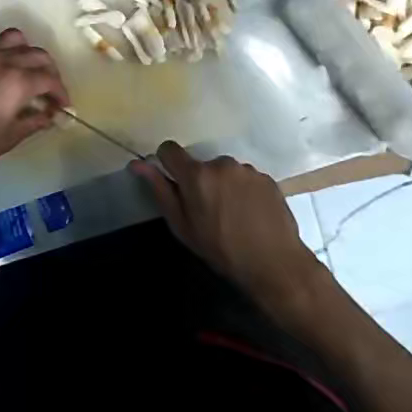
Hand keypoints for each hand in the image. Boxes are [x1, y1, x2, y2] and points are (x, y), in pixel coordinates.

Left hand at [0, 29, 69, 190]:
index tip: (62, 106)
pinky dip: (1, 50)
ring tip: (27, 70)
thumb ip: (36, 120)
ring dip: (27, 52)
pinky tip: (0, 69)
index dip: (60, 93)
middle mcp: (2, 61)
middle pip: (37, 55)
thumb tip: (51, 115)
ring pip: (14, 39)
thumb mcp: (12, 136)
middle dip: (49, 72)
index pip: (50, 79)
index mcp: (18, 81)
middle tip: (49, 91)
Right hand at [131, 142, 332, 323]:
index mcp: (197, 175)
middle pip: (201, 165)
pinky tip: (250, 215)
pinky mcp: (266, 177)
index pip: (170, 150)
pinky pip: (246, 179)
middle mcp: (222, 163)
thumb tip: (139, 164)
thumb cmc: (221, 250)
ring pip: (225, 172)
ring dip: (223, 186)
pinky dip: (243, 191)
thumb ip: (161, 191)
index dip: (167, 164)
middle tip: (208, 213)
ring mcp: (247, 169)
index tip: (174, 184)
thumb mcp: (183, 227)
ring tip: (232, 217)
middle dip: (200, 182)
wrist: (273, 262)